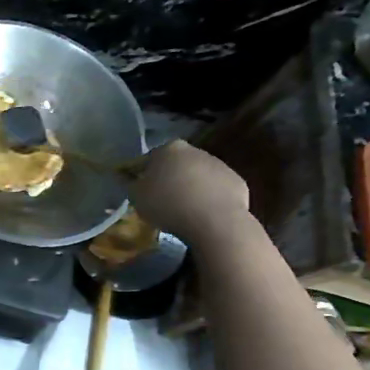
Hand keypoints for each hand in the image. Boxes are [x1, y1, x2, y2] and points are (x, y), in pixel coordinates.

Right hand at [126, 140, 251, 246]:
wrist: (214, 220)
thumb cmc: (168, 205)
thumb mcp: (137, 198)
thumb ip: (132, 185)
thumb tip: (132, 180)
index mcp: (169, 149)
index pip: (150, 158)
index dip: (143, 174)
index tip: (140, 190)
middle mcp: (195, 150)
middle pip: (178, 164)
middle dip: (170, 179)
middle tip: (163, 202)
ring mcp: (219, 165)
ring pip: (199, 177)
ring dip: (192, 189)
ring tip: (185, 213)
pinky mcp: (237, 182)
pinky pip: (217, 191)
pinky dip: (211, 200)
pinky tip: (205, 217)